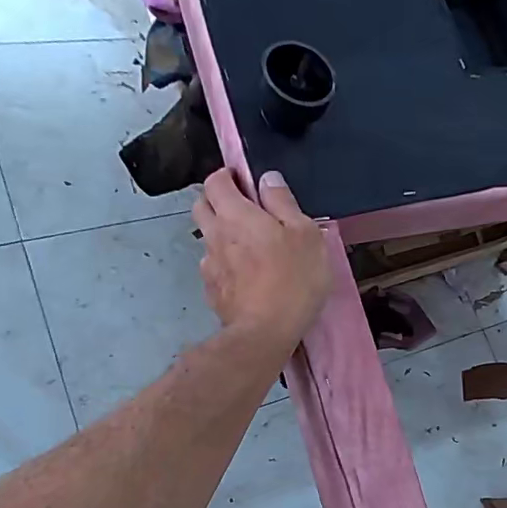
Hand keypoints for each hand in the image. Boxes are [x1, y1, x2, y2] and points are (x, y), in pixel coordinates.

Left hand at [191, 169, 331, 341]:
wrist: (266, 331)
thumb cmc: (293, 278)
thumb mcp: (304, 234)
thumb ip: (283, 202)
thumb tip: (267, 178)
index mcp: (235, 214)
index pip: (216, 181)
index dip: (228, 176)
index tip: (245, 180)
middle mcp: (214, 234)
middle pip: (201, 205)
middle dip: (217, 200)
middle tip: (244, 209)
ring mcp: (209, 264)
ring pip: (208, 238)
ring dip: (223, 234)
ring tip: (251, 247)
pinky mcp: (212, 290)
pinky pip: (215, 266)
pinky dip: (227, 263)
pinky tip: (247, 276)